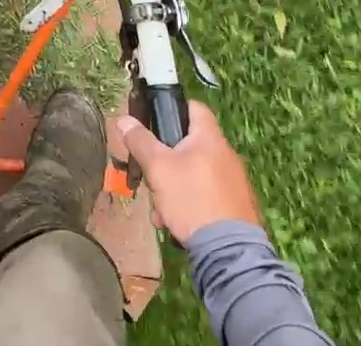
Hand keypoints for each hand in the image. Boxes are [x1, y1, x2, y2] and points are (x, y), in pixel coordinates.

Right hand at [116, 100, 261, 244]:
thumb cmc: (191, 199)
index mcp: (209, 138)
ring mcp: (234, 182)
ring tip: (160, 207)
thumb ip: (140, 141)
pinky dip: (189, 203)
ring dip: (173, 186)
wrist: (229, 252)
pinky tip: (175, 222)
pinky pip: (205, 195)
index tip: (154, 120)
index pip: (194, 107)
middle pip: (189, 144)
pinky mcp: (236, 207)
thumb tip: (124, 120)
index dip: (173, 107)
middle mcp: (226, 155)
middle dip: (164, 160)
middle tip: (150, 174)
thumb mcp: (157, 167)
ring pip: (194, 173)